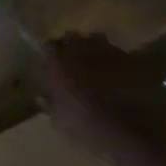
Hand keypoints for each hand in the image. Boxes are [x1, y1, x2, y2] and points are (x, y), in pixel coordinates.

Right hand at [36, 33, 165, 149]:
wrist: (124, 127)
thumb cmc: (84, 126)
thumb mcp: (59, 121)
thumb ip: (49, 105)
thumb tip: (41, 97)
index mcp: (59, 65)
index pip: (49, 46)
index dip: (51, 53)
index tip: (52, 62)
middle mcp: (79, 51)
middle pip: (70, 37)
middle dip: (70, 46)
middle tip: (72, 60)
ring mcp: (103, 51)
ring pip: (92, 39)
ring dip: (90, 47)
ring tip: (92, 61)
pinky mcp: (124, 56)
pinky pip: (112, 49)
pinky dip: (109, 56)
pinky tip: (112, 69)